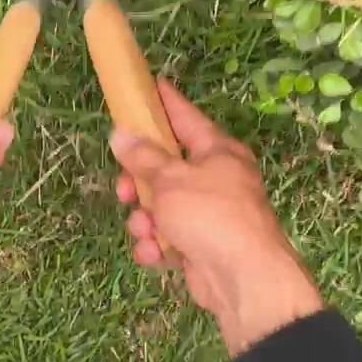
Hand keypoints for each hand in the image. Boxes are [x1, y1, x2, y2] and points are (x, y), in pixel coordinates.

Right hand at [110, 79, 322, 355]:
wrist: (241, 276)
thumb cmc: (210, 215)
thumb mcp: (170, 179)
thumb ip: (143, 157)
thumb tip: (120, 133)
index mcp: (217, 152)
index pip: (185, 118)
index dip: (164, 102)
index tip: (148, 84)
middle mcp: (214, 179)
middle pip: (163, 169)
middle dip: (137, 183)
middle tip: (123, 190)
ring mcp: (206, 213)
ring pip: (158, 207)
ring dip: (144, 220)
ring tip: (146, 231)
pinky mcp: (198, 244)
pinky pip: (165, 237)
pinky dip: (156, 245)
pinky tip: (156, 254)